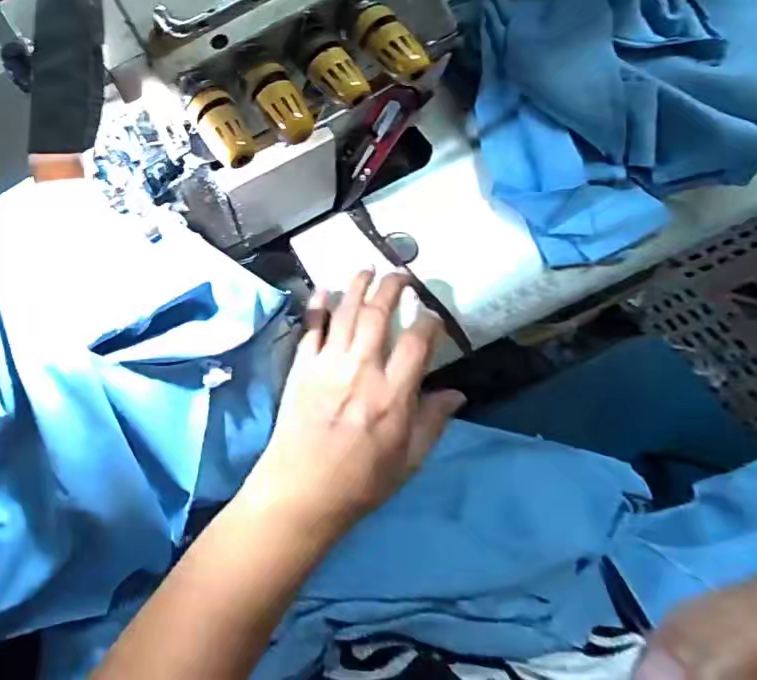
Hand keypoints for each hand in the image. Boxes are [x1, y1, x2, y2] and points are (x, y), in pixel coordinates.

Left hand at [236, 270, 465, 540]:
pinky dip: (317, 305)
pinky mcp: (301, 365)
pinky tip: (323, 289)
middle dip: (391, 288)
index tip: (432, 312)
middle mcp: (361, 370)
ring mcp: (327, 363)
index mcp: (393, 395)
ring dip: (356, 286)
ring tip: (366, 268)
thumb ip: (432, 422)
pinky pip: (310, 327)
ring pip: (344, 313)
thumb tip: (455, 392)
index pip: (416, 344)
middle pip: (377, 315)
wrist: (303, 488)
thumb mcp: (408, 460)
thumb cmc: (362, 481)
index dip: (428, 322)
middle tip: (400, 274)